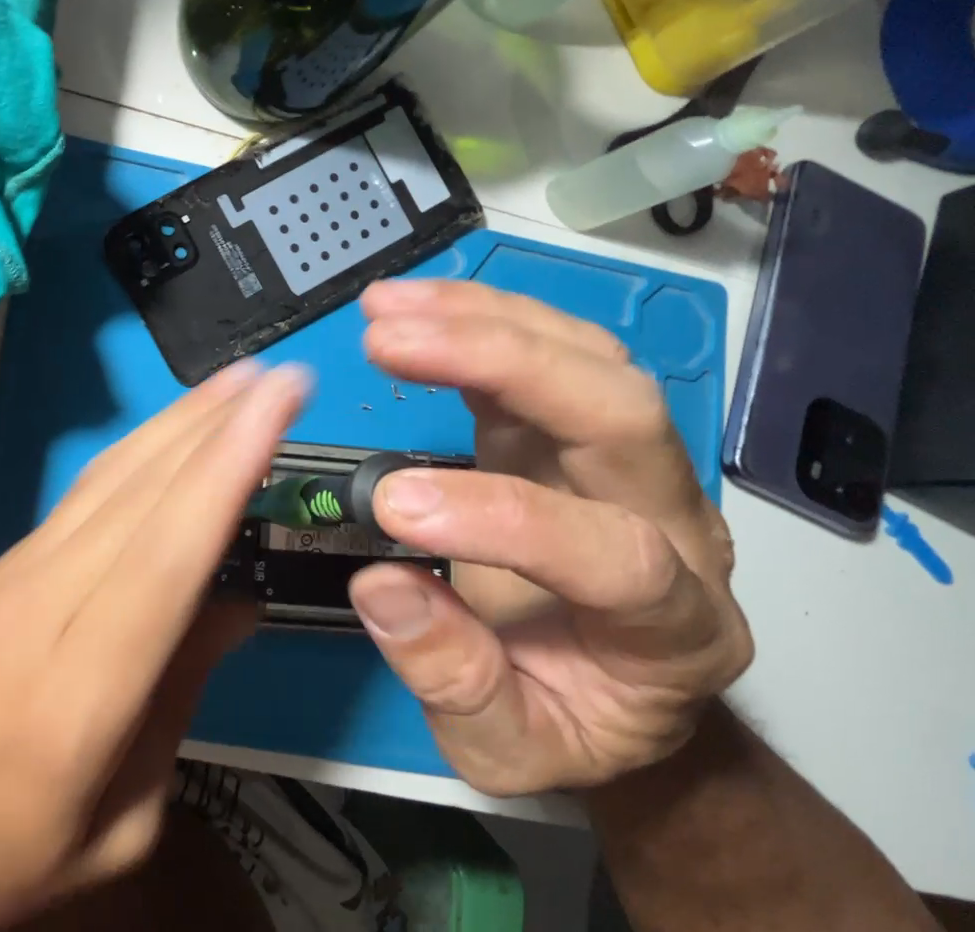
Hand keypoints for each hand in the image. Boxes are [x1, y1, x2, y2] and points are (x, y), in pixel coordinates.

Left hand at [0, 362, 309, 931]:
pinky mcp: (2, 566)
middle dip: (212, 426)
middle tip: (278, 377)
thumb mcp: (120, 819)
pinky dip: (134, 457)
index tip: (276, 407)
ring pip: (105, 483)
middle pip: (137, 498)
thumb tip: (233, 603)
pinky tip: (169, 439)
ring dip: (173, 425)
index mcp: (78, 691)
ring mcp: (14, 577)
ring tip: (232, 384)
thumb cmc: (2, 845)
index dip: (223, 473)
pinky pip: (80, 498)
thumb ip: (178, 698)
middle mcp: (42, 608)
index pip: (164, 558)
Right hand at [349, 279, 752, 795]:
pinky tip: (412, 305)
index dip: (506, 521)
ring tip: (386, 309)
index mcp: (672, 628)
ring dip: (487, 320)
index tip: (392, 506)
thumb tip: (380, 586)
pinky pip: (554, 355)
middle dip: (506, 363)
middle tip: (388, 342)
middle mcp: (674, 527)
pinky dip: (482, 317)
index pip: (615, 553)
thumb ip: (451, 678)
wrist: (620, 695)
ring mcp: (632, 470)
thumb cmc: (565, 723)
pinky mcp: (577, 438)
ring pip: (593, 364)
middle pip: (623, 416)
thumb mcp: (505, 749)